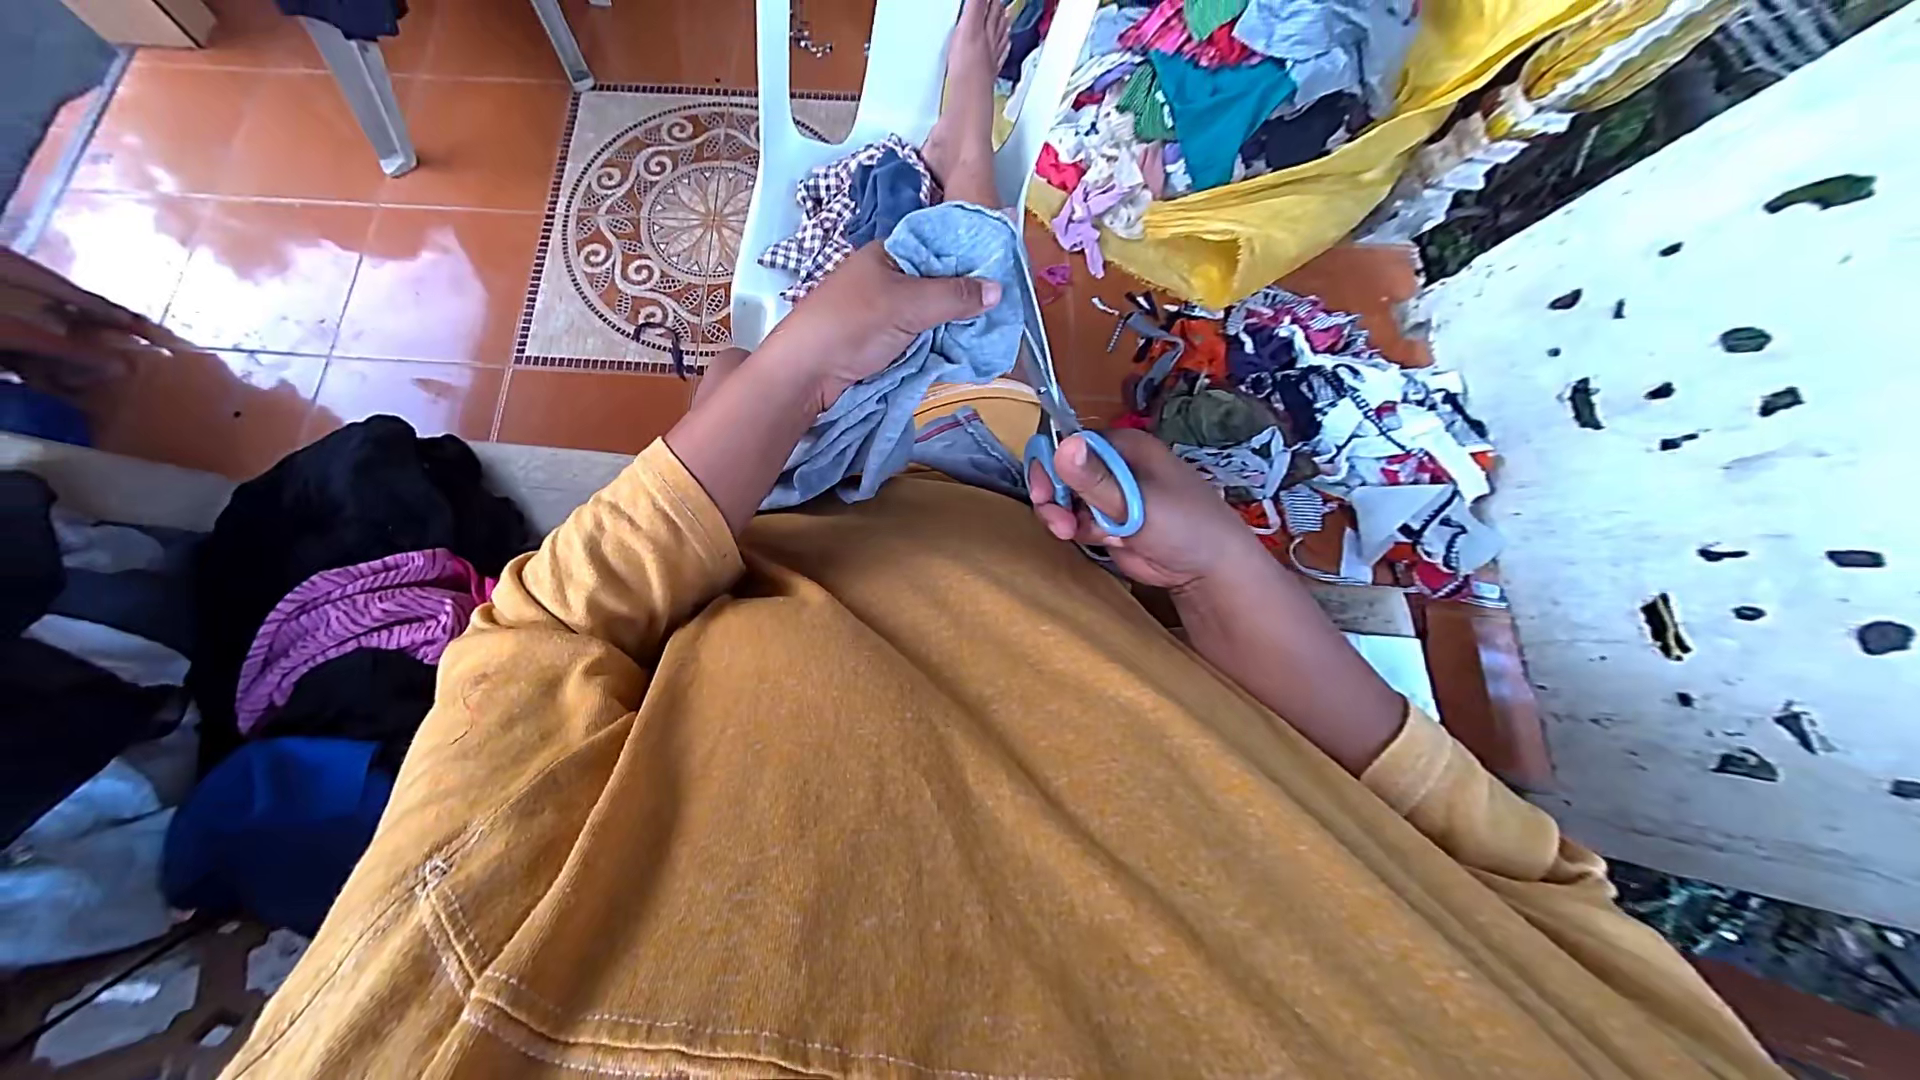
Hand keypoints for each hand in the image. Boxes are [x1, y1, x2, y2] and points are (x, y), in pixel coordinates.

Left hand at [759, 243, 1002, 412]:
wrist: (807, 371)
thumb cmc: (851, 325)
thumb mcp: (907, 305)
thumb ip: (953, 296)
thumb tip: (998, 289)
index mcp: (891, 252)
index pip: (942, 244)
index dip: (972, 257)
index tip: (1004, 273)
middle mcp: (890, 274)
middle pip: (939, 279)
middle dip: (967, 294)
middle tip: (1002, 308)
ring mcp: (887, 307)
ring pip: (932, 308)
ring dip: (955, 320)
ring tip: (989, 328)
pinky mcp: (885, 336)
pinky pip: (922, 331)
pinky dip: (940, 338)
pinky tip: (961, 345)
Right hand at [1028, 428, 1266, 592]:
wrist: (1207, 570)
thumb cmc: (1182, 525)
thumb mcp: (1136, 502)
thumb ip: (1095, 479)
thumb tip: (1063, 445)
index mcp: (1122, 447)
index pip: (1070, 442)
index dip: (1050, 463)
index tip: (1043, 492)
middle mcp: (1112, 465)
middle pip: (1061, 471)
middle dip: (1053, 496)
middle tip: (1057, 521)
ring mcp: (1109, 494)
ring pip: (1065, 498)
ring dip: (1063, 517)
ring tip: (1072, 533)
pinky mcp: (1106, 521)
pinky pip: (1076, 520)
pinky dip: (1078, 531)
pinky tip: (1100, 540)